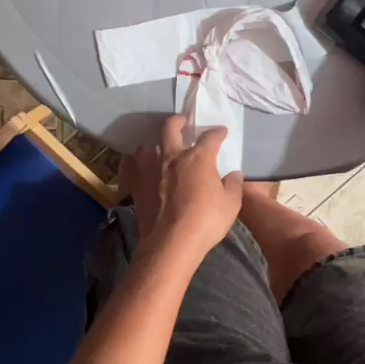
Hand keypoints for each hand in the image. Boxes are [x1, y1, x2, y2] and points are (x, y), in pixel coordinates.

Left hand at [120, 115, 243, 261]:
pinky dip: (134, 163)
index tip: (222, 132)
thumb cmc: (206, 220)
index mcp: (197, 158)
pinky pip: (130, 166)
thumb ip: (234, 185)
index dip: (217, 132)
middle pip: (171, 127)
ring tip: (159, 149)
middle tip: (184, 121)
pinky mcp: (136, 185)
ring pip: (147, 146)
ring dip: (154, 144)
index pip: (210, 137)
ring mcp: (150, 169)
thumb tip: (234, 174)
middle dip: (179, 121)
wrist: (171, 242)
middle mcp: (171, 156)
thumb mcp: (231, 204)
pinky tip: (137, 166)